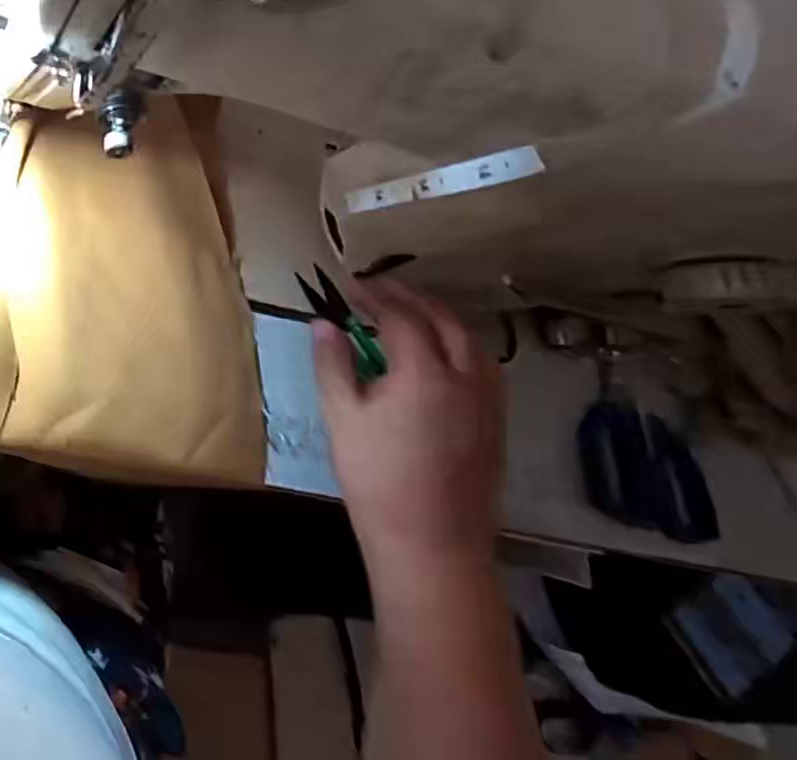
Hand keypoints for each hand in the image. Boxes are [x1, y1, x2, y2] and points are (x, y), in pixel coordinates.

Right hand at [314, 279, 504, 577]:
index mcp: (425, 375)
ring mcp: (489, 402)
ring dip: (439, 318)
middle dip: (413, 298)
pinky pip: (482, 366)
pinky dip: (457, 344)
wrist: (429, 536)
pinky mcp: (496, 422)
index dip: (375, 297)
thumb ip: (333, 363)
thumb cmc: (374, 473)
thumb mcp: (340, 414)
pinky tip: (435, 354)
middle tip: (379, 287)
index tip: (350, 285)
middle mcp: (467, 380)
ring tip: (407, 312)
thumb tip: (324, 323)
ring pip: (472, 342)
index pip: (402, 319)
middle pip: (447, 322)